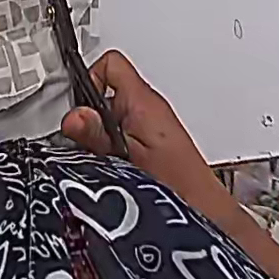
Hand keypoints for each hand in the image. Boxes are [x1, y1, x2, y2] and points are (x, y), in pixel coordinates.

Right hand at [61, 51, 226, 216]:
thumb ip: (97, 135)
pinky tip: (111, 168)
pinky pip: (121, 132)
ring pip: (112, 114)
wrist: (205, 215)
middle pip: (106, 90)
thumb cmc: (177, 186)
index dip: (88, 78)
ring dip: (99, 134)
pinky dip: (110, 146)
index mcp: (143, 100)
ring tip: (100, 158)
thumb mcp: (125, 159)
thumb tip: (74, 116)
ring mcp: (151, 126)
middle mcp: (148, 108)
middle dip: (89, 113)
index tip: (78, 108)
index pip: (110, 64)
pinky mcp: (152, 144)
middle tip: (85, 138)